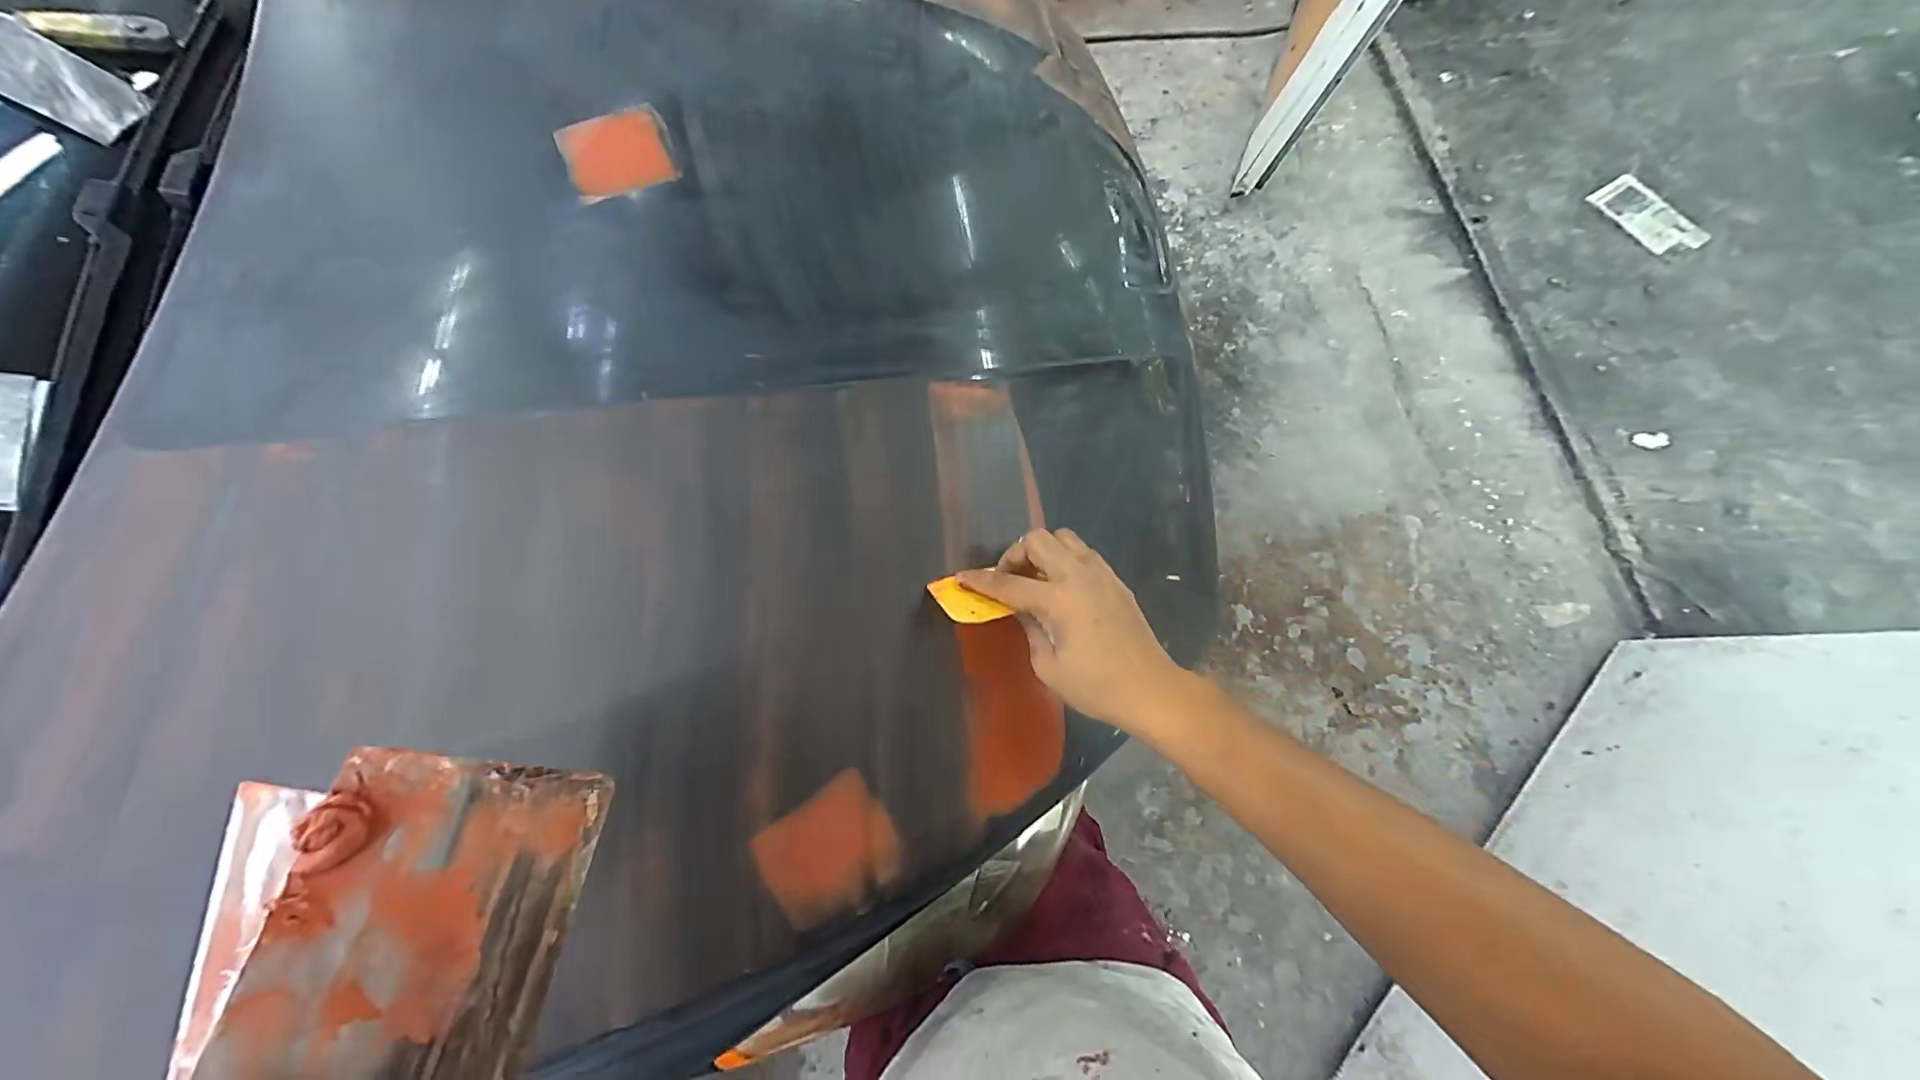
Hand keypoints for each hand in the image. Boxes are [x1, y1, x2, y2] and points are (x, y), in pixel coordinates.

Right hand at [956, 528, 1194, 734]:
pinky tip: (1062, 587)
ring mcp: (1101, 574)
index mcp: (1059, 599)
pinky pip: (1083, 553)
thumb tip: (1020, 609)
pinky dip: (1065, 559)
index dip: (981, 580)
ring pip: (1063, 537)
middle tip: (1009, 580)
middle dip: (1015, 554)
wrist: (1150, 689)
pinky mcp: (1115, 580)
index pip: (1009, 583)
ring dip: (1043, 551)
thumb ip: (1029, 628)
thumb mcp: (1049, 667)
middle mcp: (1079, 576)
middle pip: (1037, 539)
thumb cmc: (1096, 688)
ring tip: (1036, 579)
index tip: (961, 577)